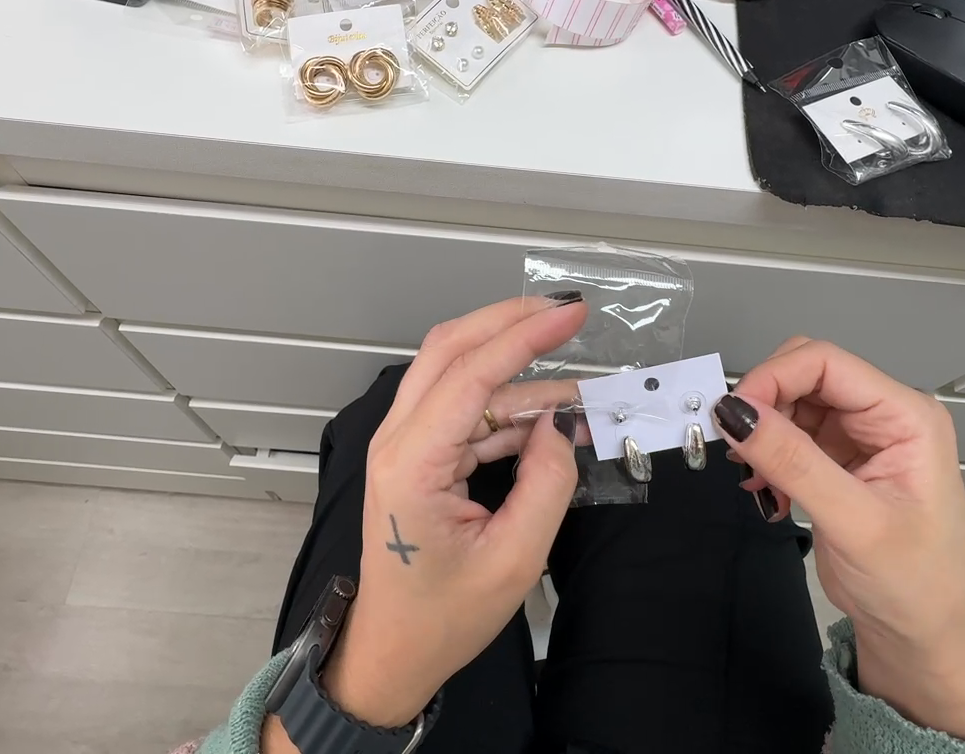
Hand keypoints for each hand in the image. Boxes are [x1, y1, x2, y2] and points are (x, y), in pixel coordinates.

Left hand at [269, 294, 585, 745]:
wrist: (390, 653)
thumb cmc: (445, 618)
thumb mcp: (514, 560)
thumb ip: (546, 484)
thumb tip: (560, 424)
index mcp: (412, 463)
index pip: (469, 374)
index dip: (523, 337)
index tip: (571, 315)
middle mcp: (397, 438)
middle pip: (449, 349)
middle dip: (508, 320)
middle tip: (565, 311)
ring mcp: (402, 441)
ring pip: (454, 370)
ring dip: (512, 363)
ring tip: (574, 377)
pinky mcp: (416, 451)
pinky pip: (463, 406)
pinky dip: (506, 402)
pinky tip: (549, 415)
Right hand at [714, 338, 964, 739]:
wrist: (922, 641)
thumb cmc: (909, 584)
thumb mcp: (852, 521)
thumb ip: (792, 460)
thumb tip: (729, 409)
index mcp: (905, 414)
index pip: (825, 362)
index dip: (772, 377)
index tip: (729, 415)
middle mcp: (882, 413)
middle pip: (803, 373)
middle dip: (763, 402)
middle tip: (739, 450)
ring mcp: (858, 434)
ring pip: (788, 400)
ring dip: (761, 431)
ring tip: (754, 479)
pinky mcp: (835, 456)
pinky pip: (785, 431)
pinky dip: (764, 452)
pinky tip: (762, 488)